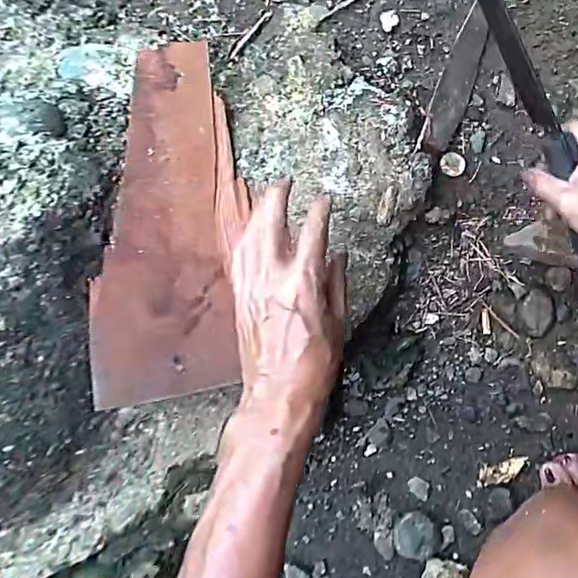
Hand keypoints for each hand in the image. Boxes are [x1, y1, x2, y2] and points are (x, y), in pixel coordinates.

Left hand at [219, 180, 347, 446]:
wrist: (276, 394)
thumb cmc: (314, 365)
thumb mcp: (338, 323)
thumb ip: (337, 283)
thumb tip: (337, 255)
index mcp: (303, 285)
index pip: (312, 234)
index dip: (319, 211)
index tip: (325, 199)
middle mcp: (272, 280)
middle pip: (269, 224)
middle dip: (277, 197)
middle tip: (287, 182)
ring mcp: (250, 287)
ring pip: (248, 235)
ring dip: (257, 210)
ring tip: (268, 195)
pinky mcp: (239, 297)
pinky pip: (238, 256)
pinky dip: (244, 236)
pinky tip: (248, 227)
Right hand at [522, 121, 577, 258]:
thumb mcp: (563, 201)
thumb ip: (542, 184)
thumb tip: (529, 174)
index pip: (574, 127)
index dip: (556, 135)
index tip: (546, 150)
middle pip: (576, 149)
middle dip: (559, 167)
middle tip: (550, 185)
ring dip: (569, 182)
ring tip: (561, 203)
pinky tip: (575, 208)